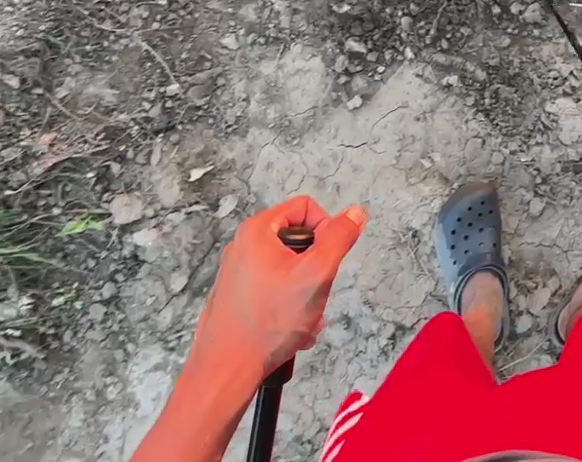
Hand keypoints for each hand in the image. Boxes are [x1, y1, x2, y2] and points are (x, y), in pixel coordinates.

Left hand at [190, 197, 365, 378]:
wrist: (226, 373)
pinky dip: (289, 305)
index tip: (327, 257)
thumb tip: (355, 213)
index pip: (306, 207)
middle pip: (299, 239)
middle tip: (315, 288)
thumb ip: (339, 237)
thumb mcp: (317, 272)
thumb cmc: (267, 323)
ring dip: (306, 290)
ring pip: (289, 268)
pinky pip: (275, 289)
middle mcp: (243, 248)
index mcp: (257, 231)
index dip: (325, 228)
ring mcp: (238, 274)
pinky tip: (294, 327)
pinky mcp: (238, 298)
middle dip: (316, 266)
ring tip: (306, 315)